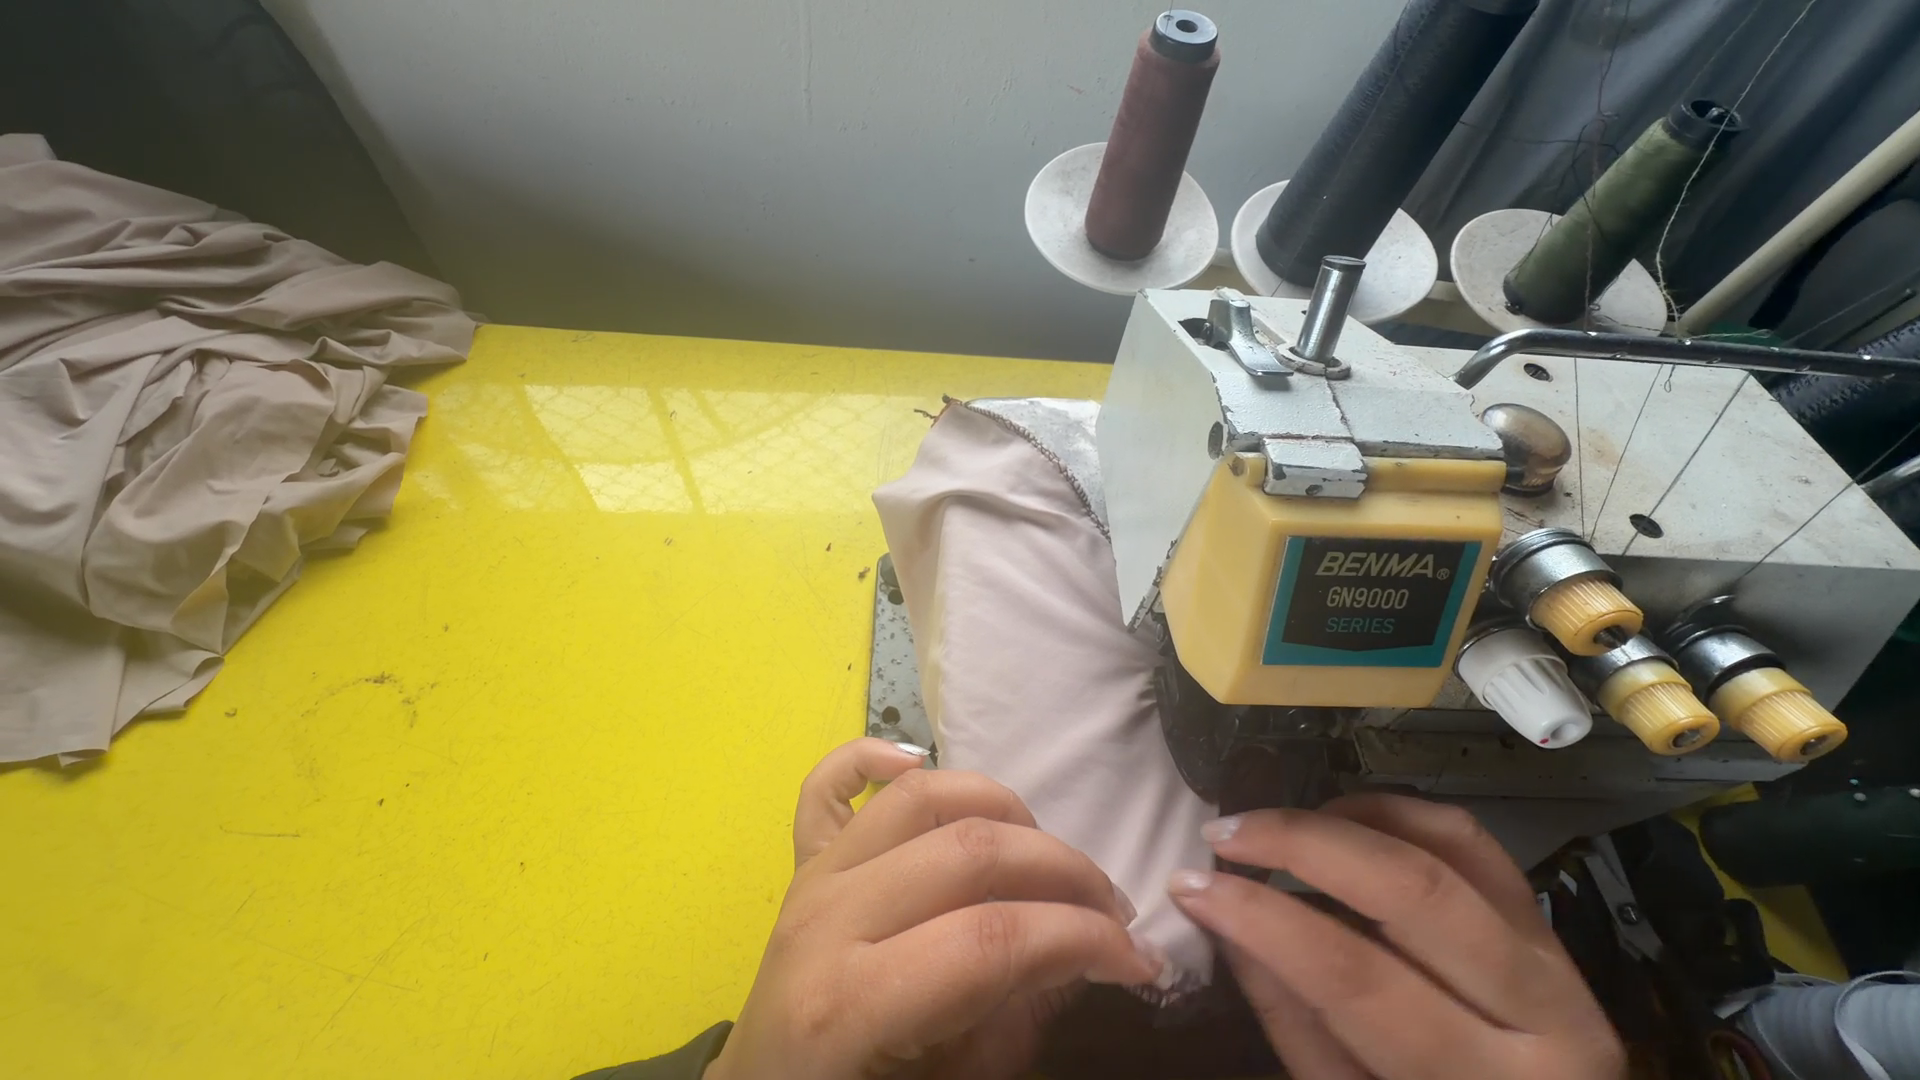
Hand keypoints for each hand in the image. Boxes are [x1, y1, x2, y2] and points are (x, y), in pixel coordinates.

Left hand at [706, 738, 1163, 1079]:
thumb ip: (1019, 1013)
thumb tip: (1088, 949)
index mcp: (850, 1000)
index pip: (989, 939)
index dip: (1079, 938)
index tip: (1137, 957)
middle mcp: (828, 919)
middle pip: (966, 854)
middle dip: (1060, 871)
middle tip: (1112, 909)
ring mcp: (813, 878)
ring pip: (917, 799)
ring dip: (998, 806)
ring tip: (1042, 849)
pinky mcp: (805, 861)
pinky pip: (827, 785)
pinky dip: (871, 755)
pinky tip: (916, 759)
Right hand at [1168, 794, 1625, 1079]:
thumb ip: (1285, 1010)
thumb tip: (1216, 913)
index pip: (1355, 976)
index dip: (1262, 919)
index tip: (1190, 883)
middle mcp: (1543, 1011)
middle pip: (1411, 890)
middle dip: (1299, 844)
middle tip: (1223, 832)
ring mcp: (1552, 952)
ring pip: (1444, 845)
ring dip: (1341, 820)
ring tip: (1273, 826)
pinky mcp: (1539, 915)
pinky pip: (1466, 835)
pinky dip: (1390, 811)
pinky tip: (1336, 820)